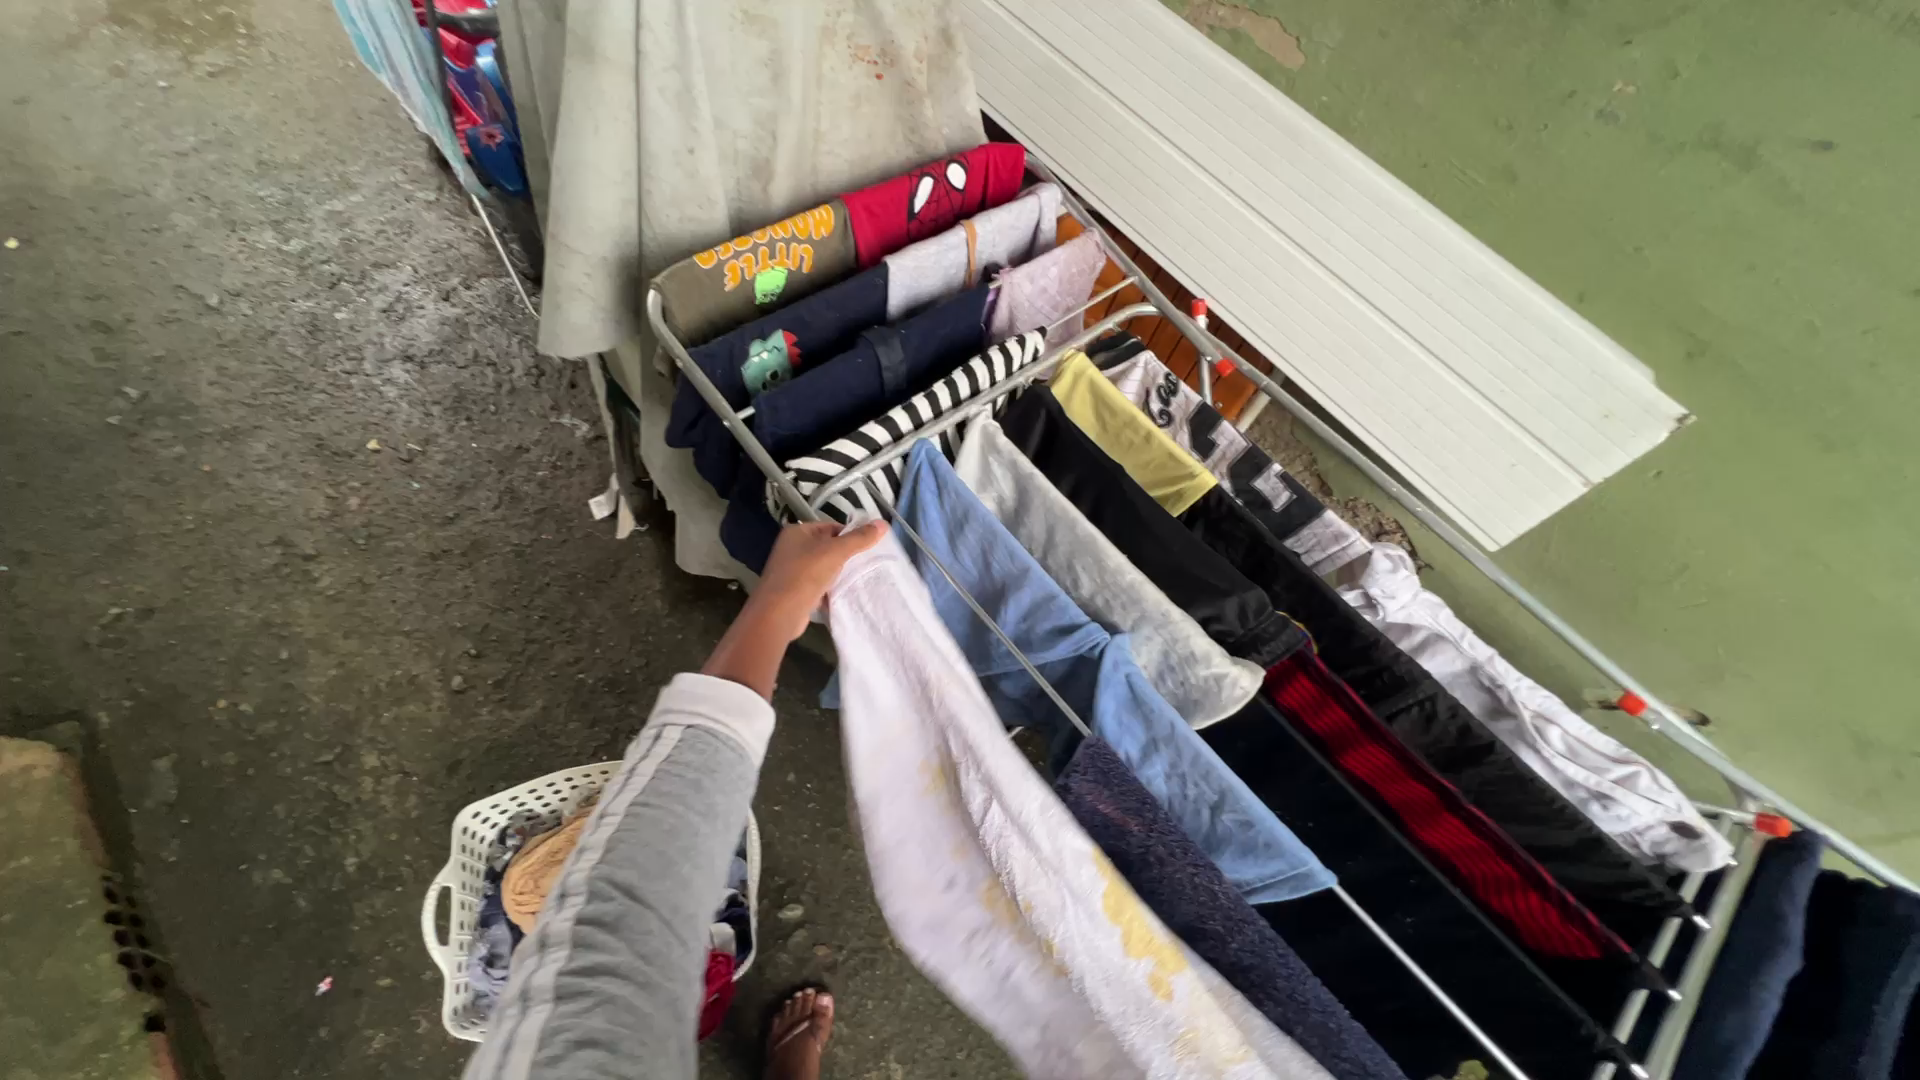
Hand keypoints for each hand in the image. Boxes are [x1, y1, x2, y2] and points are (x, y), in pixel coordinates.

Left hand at [745, 520, 889, 642]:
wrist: (780, 612)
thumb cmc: (806, 573)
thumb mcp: (836, 551)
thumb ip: (860, 538)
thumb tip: (883, 523)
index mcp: (798, 532)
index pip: (831, 527)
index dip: (850, 535)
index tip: (868, 547)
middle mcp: (791, 548)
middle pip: (827, 547)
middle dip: (846, 556)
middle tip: (867, 563)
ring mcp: (792, 571)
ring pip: (824, 568)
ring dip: (839, 574)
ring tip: (860, 579)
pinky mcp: (795, 591)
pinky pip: (818, 585)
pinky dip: (830, 589)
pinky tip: (845, 594)